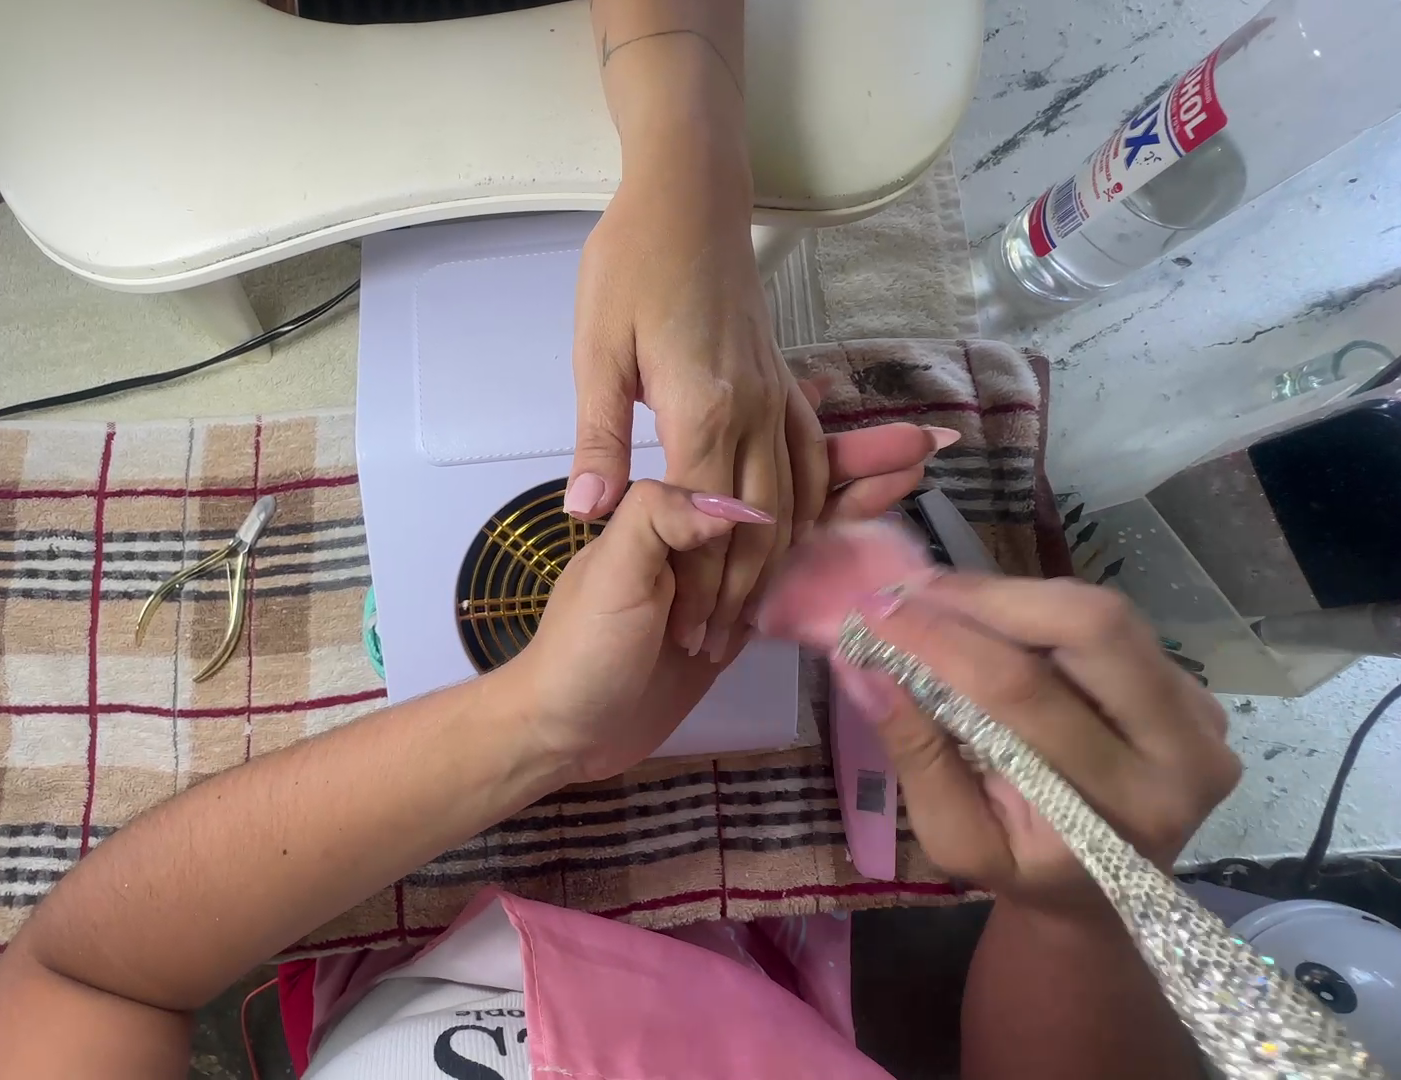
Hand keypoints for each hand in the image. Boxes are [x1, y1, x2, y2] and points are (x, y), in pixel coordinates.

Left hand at [503, 423, 940, 782]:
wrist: (566, 723)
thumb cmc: (580, 649)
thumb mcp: (609, 576)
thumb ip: (659, 520)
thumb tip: (736, 504)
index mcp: (669, 505)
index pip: (760, 471)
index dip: (834, 459)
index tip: (902, 441)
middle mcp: (699, 528)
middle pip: (789, 488)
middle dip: (855, 468)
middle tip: (929, 446)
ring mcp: (718, 571)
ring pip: (794, 524)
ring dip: (848, 500)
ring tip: (911, 477)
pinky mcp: (731, 612)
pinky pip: (785, 577)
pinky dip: (822, 554)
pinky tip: (860, 534)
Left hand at [503, 480, 762, 782]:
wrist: (572, 734)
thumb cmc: (586, 649)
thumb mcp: (612, 573)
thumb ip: (656, 519)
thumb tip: (737, 501)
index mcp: (649, 522)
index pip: (720, 499)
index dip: (724, 542)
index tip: (694, 595)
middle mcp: (680, 549)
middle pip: (748, 533)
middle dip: (738, 582)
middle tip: (697, 630)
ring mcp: (704, 591)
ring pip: (765, 567)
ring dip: (752, 605)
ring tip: (713, 643)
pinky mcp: (721, 632)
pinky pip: (765, 607)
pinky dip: (771, 619)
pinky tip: (759, 641)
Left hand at [569, 163, 826, 668]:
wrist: (687, 194)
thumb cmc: (628, 270)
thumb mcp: (598, 355)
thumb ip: (600, 440)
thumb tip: (587, 514)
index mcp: (706, 410)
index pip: (707, 520)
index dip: (699, 585)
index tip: (688, 636)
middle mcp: (758, 410)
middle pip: (758, 521)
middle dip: (739, 589)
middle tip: (720, 646)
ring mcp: (780, 395)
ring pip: (794, 497)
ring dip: (780, 561)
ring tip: (763, 615)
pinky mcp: (784, 381)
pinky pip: (811, 456)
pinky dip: (813, 505)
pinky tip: (808, 536)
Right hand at [850, 576, 1241, 911]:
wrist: (1097, 893)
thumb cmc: (1017, 867)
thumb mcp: (951, 837)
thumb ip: (914, 752)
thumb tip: (860, 665)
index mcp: (1123, 804)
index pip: (1021, 692)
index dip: (939, 641)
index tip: (870, 613)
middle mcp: (1184, 751)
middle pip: (1090, 627)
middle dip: (983, 597)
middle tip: (907, 593)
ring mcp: (1199, 713)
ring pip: (1100, 612)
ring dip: (1004, 595)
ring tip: (933, 600)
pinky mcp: (1190, 687)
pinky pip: (1105, 623)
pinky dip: (1029, 608)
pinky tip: (979, 621)